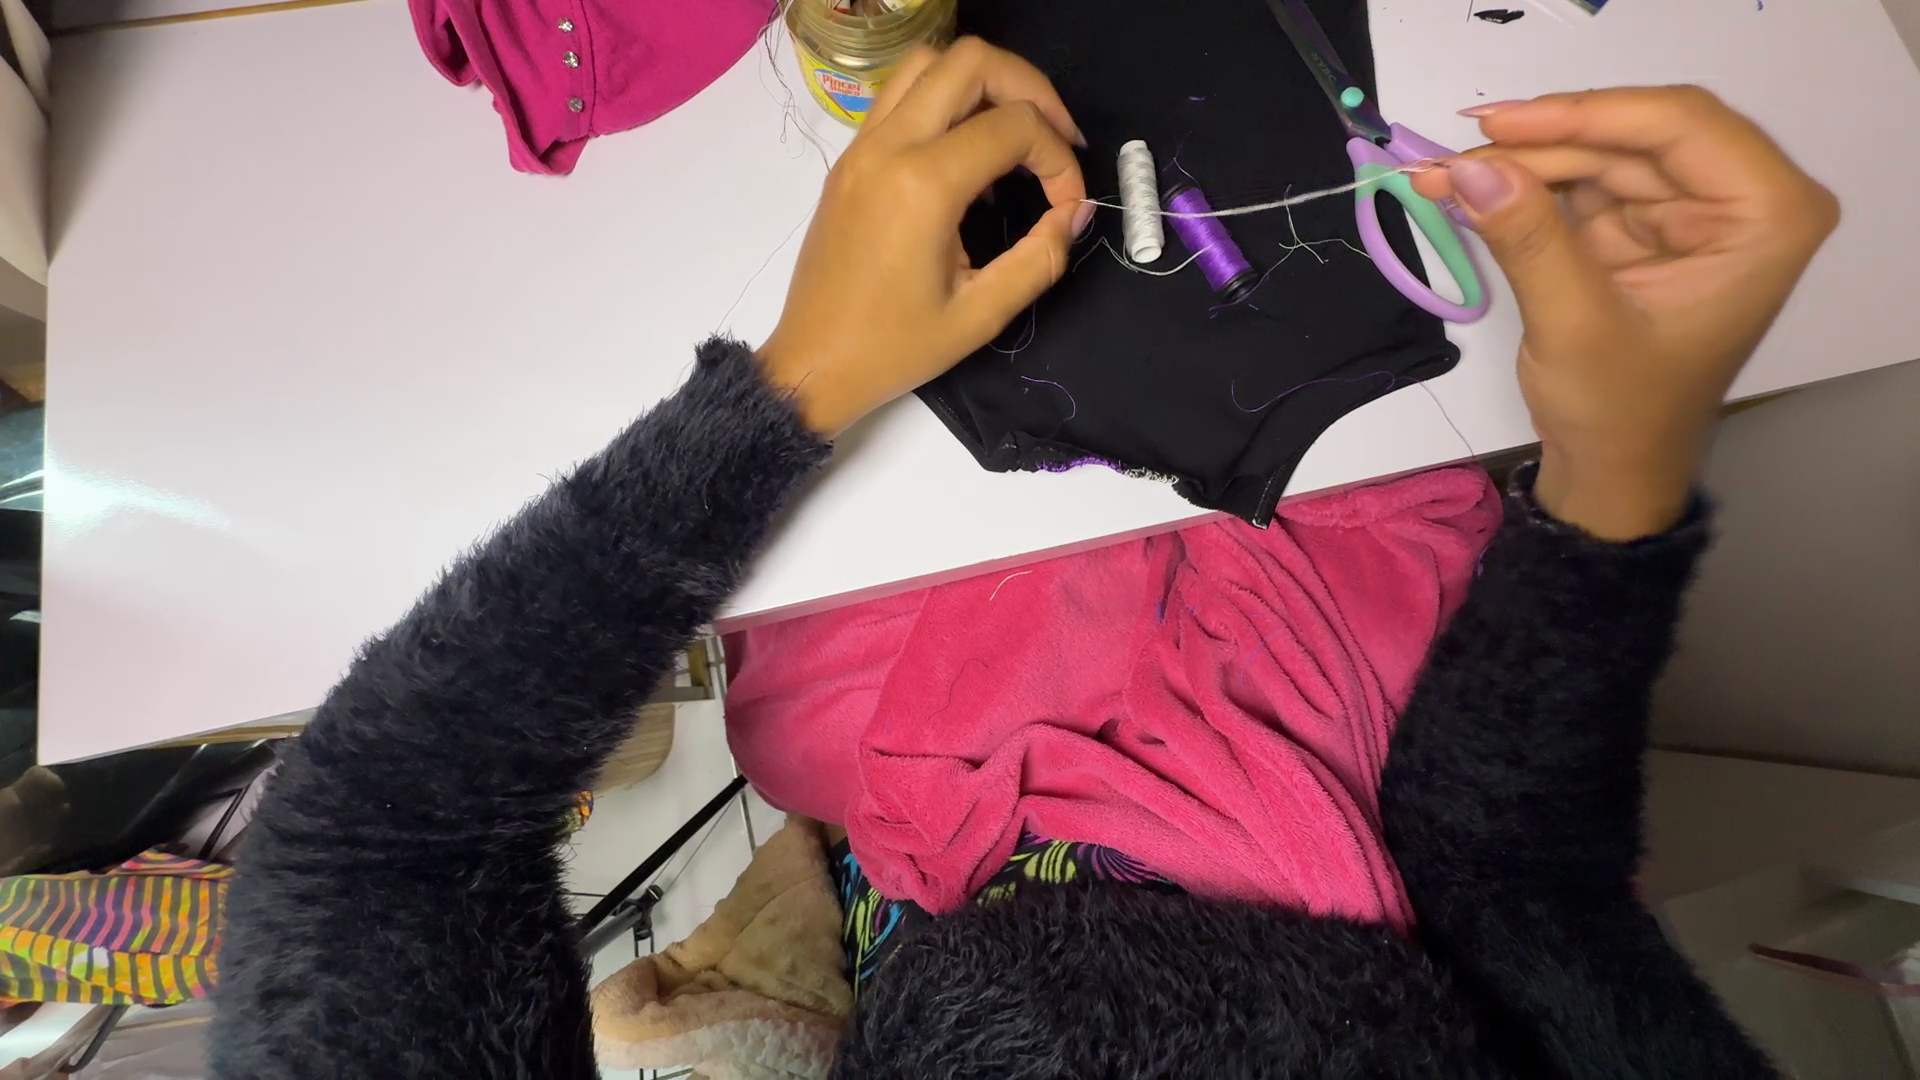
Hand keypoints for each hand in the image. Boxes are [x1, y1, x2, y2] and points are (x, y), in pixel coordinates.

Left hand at [758, 39, 1090, 436]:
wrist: (814, 364)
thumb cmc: (894, 350)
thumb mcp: (979, 317)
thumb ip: (1039, 260)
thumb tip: (1074, 214)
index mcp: (923, 186)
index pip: (1013, 128)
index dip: (1059, 160)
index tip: (1067, 206)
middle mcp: (888, 147)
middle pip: (972, 62)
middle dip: (1031, 91)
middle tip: (1057, 140)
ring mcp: (861, 148)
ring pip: (930, 65)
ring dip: (984, 85)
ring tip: (1013, 137)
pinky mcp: (848, 162)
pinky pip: (901, 98)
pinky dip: (944, 104)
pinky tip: (966, 156)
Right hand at [1413, 87, 1837, 538]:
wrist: (1608, 466)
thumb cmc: (1616, 407)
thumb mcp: (1572, 321)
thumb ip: (1526, 238)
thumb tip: (1464, 170)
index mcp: (1761, 215)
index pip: (1678, 128)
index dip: (1583, 115)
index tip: (1495, 124)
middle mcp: (1728, 205)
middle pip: (1628, 143)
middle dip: (1537, 148)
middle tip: (1450, 159)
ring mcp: (1673, 223)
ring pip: (1592, 167)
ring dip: (1516, 172)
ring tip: (1442, 178)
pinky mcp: (1625, 243)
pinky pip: (1570, 202)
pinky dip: (1517, 200)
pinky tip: (1468, 198)